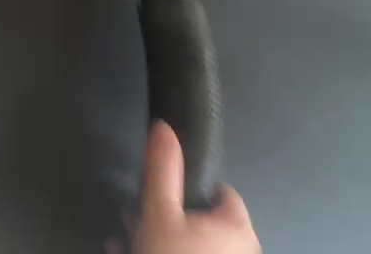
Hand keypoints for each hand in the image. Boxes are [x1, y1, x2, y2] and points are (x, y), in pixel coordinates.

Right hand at [116, 123, 258, 253]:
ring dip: (156, 237)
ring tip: (127, 240)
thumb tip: (165, 128)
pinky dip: (162, 252)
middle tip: (134, 216)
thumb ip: (162, 168)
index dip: (190, 184)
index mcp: (237, 228)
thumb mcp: (158, 209)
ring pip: (190, 244)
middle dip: (161, 214)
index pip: (222, 191)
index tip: (162, 190)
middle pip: (200, 218)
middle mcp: (243, 251)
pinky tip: (132, 253)